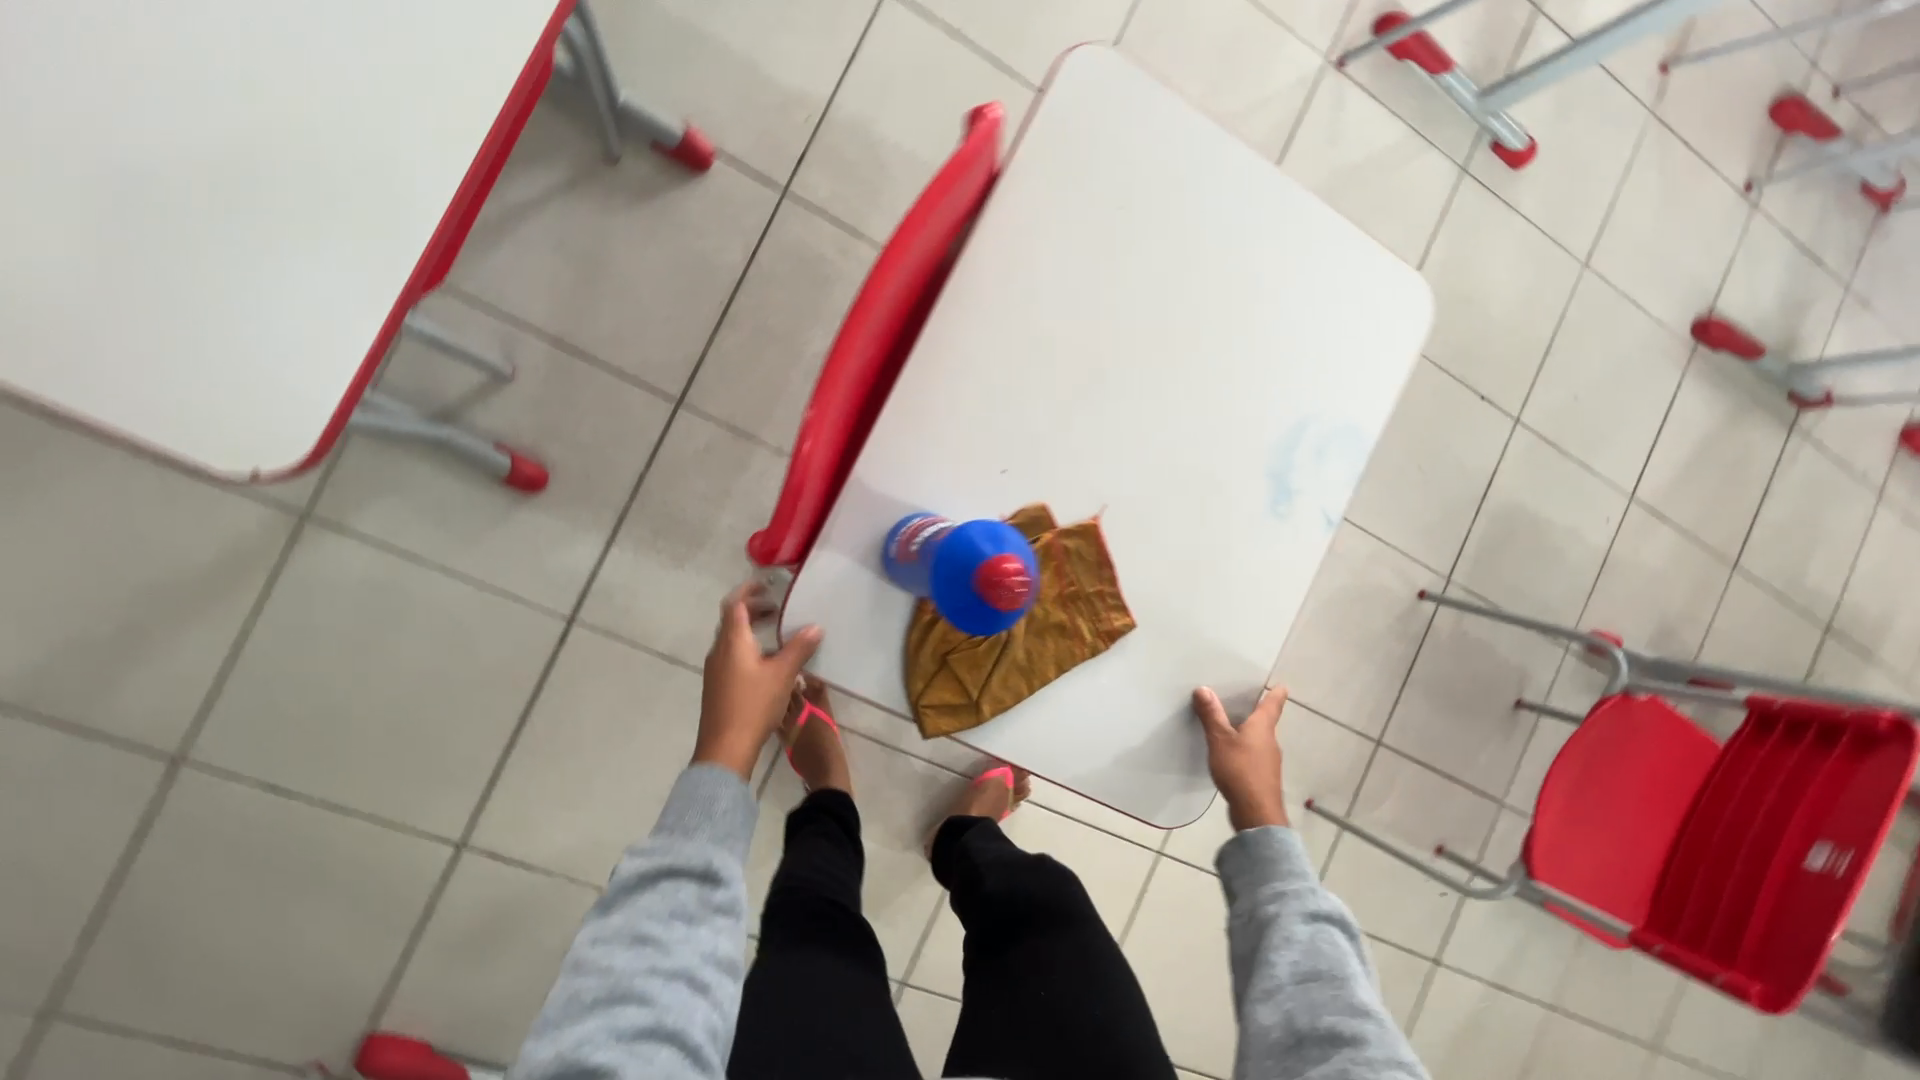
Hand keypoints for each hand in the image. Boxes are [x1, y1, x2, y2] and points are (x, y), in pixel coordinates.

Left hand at [694, 583, 822, 780]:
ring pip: (732, 640)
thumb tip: (815, 627)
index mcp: (732, 641)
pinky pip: (732, 657)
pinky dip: (748, 649)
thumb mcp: (783, 675)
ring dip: (752, 631)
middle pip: (732, 621)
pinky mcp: (717, 687)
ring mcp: (715, 670)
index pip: (735, 604)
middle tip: (777, 609)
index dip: (748, 590)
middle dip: (753, 610)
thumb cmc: (753, 705)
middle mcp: (719, 651)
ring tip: (777, 635)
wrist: (725, 748)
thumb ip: (799, 648)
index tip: (766, 584)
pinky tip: (768, 665)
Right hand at [1192, 686, 1288, 830]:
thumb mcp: (1220, 740)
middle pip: (1266, 721)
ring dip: (1248, 732)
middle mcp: (1270, 741)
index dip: (1277, 693)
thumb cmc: (1240, 770)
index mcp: (1263, 727)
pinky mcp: (1262, 777)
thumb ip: (1211, 715)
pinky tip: (1229, 754)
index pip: (1273, 704)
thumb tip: (1203, 689)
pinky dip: (1243, 749)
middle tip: (1241, 700)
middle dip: (1255, 712)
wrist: (1256, 813)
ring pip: (1259, 739)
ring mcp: (1268, 761)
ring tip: (1229, 725)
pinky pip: (1253, 755)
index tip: (1281, 685)